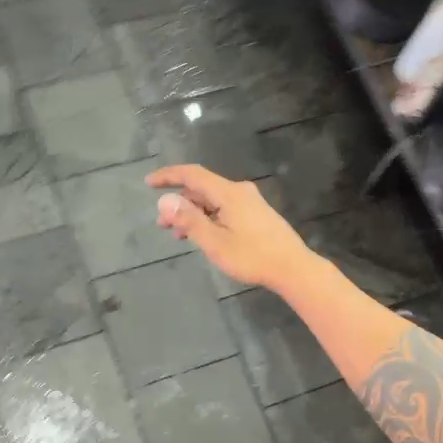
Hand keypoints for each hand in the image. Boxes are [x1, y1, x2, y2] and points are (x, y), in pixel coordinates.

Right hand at [149, 165, 317, 290]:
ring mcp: (249, 202)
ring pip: (213, 201)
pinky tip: (201, 235)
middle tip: (161, 223)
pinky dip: (208, 218)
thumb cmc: (252, 257)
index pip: (192, 174)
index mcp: (228, 193)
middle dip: (178, 202)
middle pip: (202, 188)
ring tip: (176, 234)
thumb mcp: (215, 242)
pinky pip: (224, 209)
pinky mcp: (256, 214)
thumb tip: (165, 201)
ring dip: (193, 213)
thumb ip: (190, 220)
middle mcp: (239, 191)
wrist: (293, 268)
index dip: (169, 176)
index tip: (149, 183)